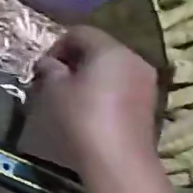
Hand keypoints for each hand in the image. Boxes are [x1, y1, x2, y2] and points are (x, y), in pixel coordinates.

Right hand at [35, 26, 158, 165]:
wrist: (118, 159)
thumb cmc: (81, 117)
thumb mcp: (54, 89)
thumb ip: (50, 68)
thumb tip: (48, 63)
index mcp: (110, 50)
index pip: (80, 32)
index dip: (56, 46)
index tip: (44, 68)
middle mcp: (134, 59)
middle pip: (98, 47)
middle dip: (73, 59)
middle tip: (54, 80)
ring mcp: (146, 80)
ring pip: (111, 66)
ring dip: (89, 74)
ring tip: (70, 95)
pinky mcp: (149, 101)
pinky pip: (121, 83)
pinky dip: (104, 88)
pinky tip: (89, 108)